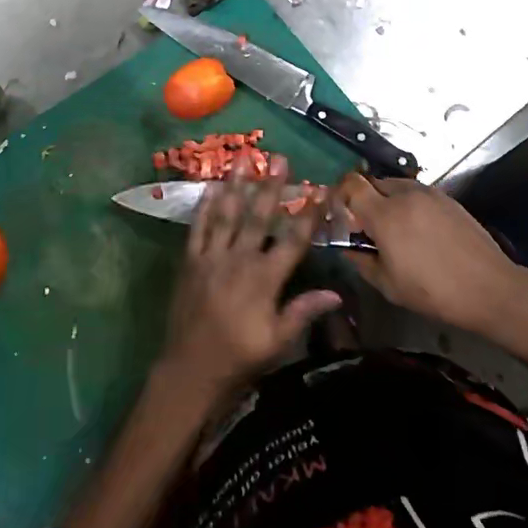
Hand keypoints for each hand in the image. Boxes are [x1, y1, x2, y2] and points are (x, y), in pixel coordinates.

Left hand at [157, 156, 341, 399]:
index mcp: (264, 279)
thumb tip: (336, 293)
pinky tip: (210, 187)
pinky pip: (198, 228)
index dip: (308, 215)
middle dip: (271, 187)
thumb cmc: (240, 356)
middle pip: (258, 217)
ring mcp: (212, 258)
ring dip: (235, 186)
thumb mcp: (278, 340)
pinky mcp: (190, 262)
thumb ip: (303, 312)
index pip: (293, 240)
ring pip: (226, 215)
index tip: (320, 190)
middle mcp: (239, 260)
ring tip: (242, 159)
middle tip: (279, 159)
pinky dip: (204, 207)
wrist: (191, 368)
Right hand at [338, 173, 527, 333]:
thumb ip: (361, 260)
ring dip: (386, 201)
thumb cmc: (433, 291)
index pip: (351, 184)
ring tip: (392, 229)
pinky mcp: (448, 200)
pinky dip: (408, 204)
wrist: (491, 289)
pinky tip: (417, 231)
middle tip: (365, 226)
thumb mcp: (387, 285)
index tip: (339, 214)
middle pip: (372, 182)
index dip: (339, 193)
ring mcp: (430, 194)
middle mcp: (406, 195)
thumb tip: (348, 247)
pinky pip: (417, 193)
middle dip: (363, 199)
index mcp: (385, 214)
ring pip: (396, 186)